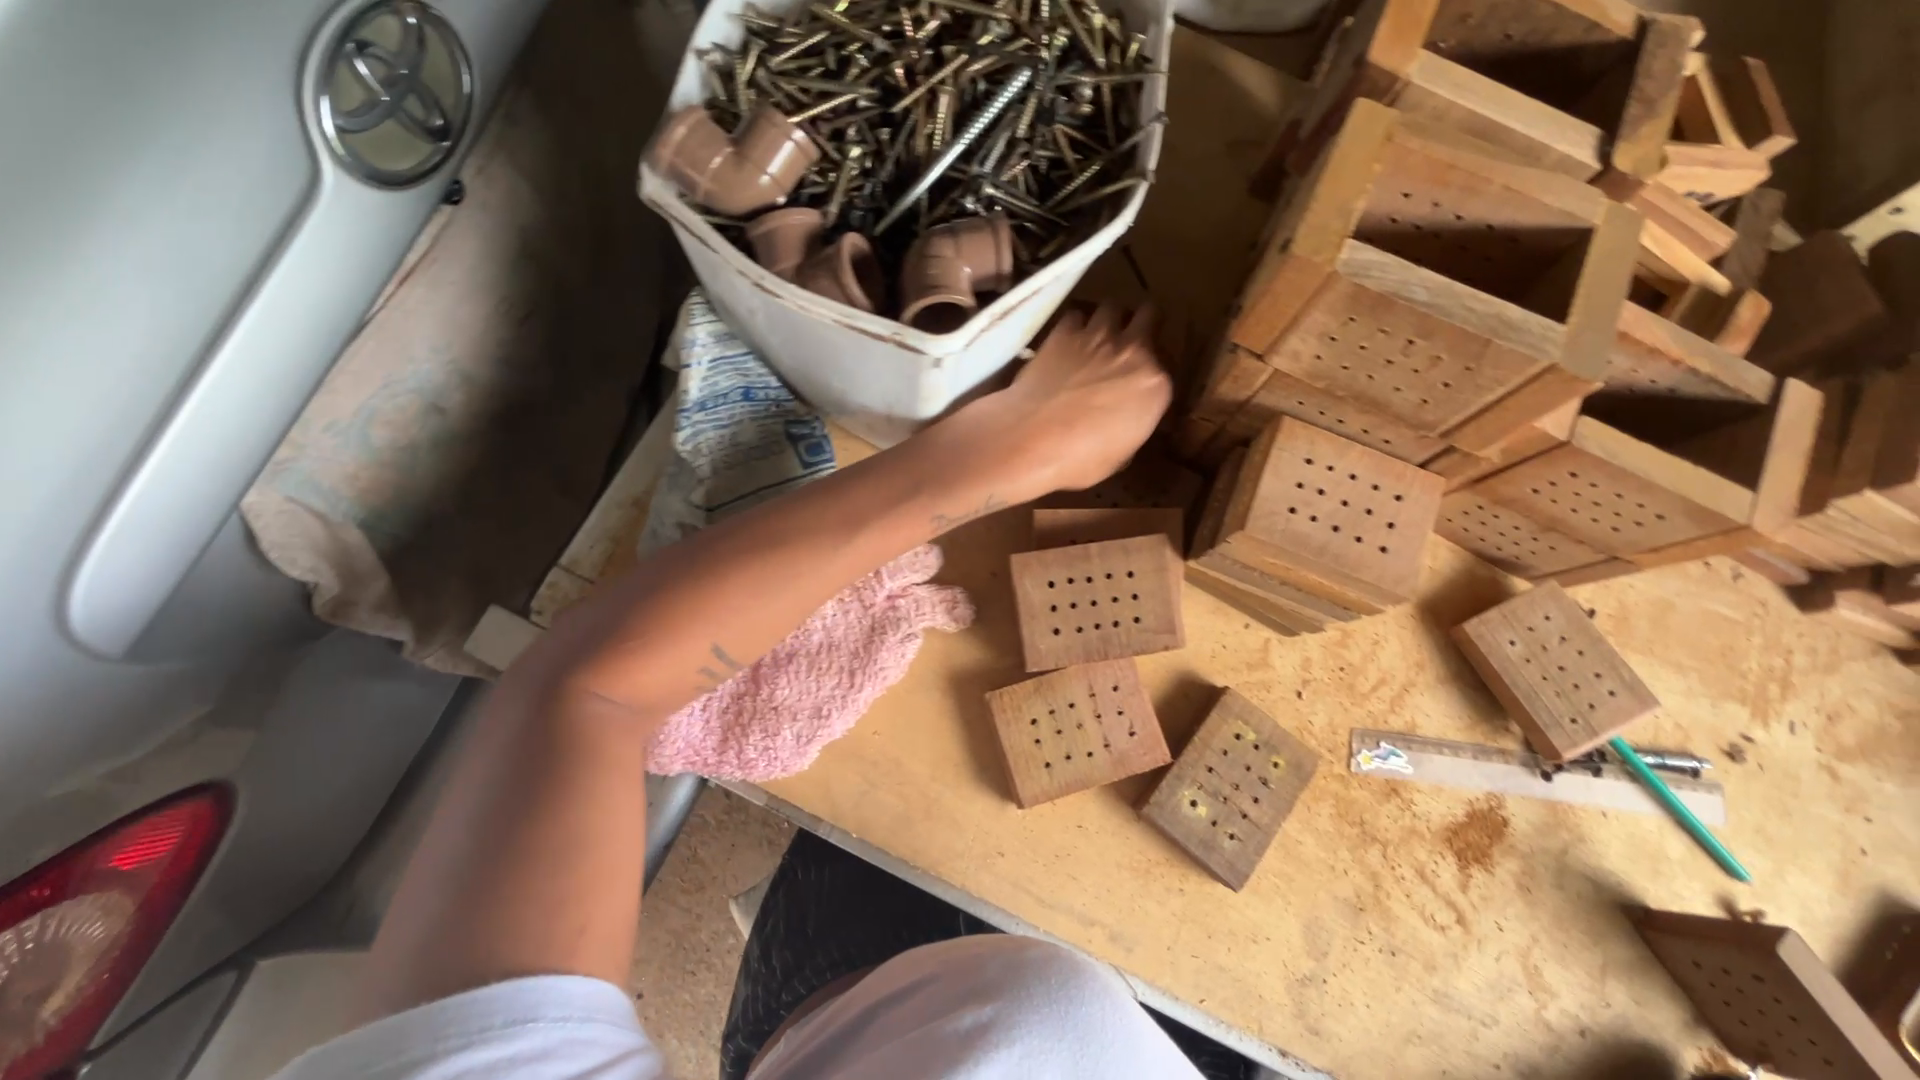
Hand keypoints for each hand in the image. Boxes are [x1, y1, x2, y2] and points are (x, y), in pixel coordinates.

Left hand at [953, 304, 1172, 498]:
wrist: (1033, 438)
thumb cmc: (1081, 459)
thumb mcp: (1122, 455)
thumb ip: (1132, 425)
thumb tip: (1125, 419)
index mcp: (1157, 384)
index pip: (1168, 362)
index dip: (1154, 367)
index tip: (1143, 377)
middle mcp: (1135, 351)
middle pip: (1149, 314)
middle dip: (1142, 322)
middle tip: (1130, 338)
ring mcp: (1098, 336)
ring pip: (1112, 306)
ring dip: (1108, 319)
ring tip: (1096, 336)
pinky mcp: (1063, 332)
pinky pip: (1076, 315)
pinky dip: (1074, 325)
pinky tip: (1066, 340)